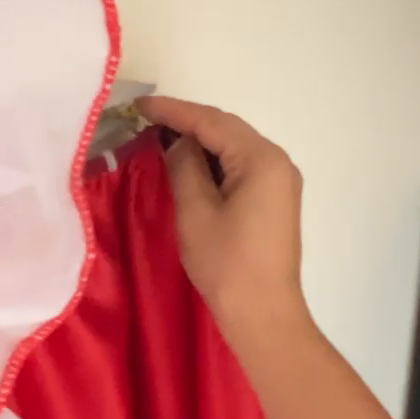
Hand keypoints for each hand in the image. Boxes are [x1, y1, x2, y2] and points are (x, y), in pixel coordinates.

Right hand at [137, 96, 311, 341]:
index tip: (139, 105)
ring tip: (160, 138)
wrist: (263, 313)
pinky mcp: (274, 201)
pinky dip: (214, 164)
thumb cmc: (227, 264)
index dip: (173, 111)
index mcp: (261, 159)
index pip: (212, 122)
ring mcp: (279, 182)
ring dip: (200, 144)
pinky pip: (241, 169)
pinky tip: (189, 166)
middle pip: (227, 130)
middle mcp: (277, 162)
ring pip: (234, 149)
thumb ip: (185, 168)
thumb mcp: (196, 212)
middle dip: (187, 123)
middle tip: (146, 120)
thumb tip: (177, 143)